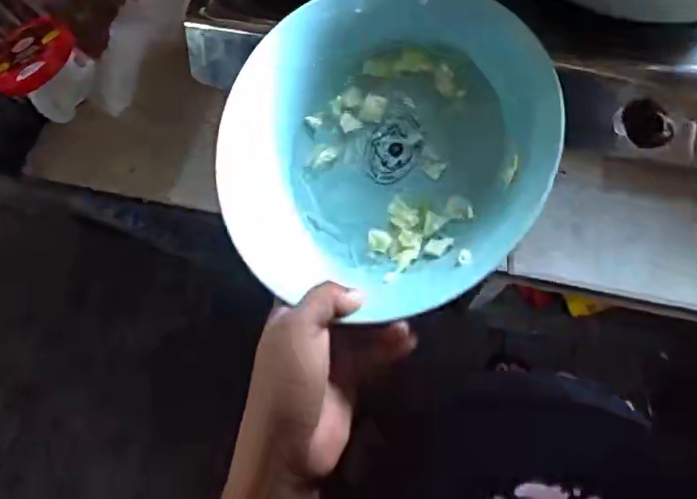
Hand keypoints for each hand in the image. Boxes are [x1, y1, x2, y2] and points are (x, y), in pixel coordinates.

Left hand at [223, 283, 416, 497]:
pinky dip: (389, 346)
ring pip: (361, 329)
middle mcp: (310, 329)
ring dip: (383, 321)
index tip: (364, 251)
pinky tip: (408, 339)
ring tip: (408, 312)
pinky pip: (372, 355)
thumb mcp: (299, 327)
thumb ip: (325, 299)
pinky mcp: (350, 380)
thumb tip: (358, 291)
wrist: (289, 446)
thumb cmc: (287, 376)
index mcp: (289, 312)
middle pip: (342, 304)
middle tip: (396, 279)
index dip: (334, 266)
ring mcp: (330, 355)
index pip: (312, 280)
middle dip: (366, 294)